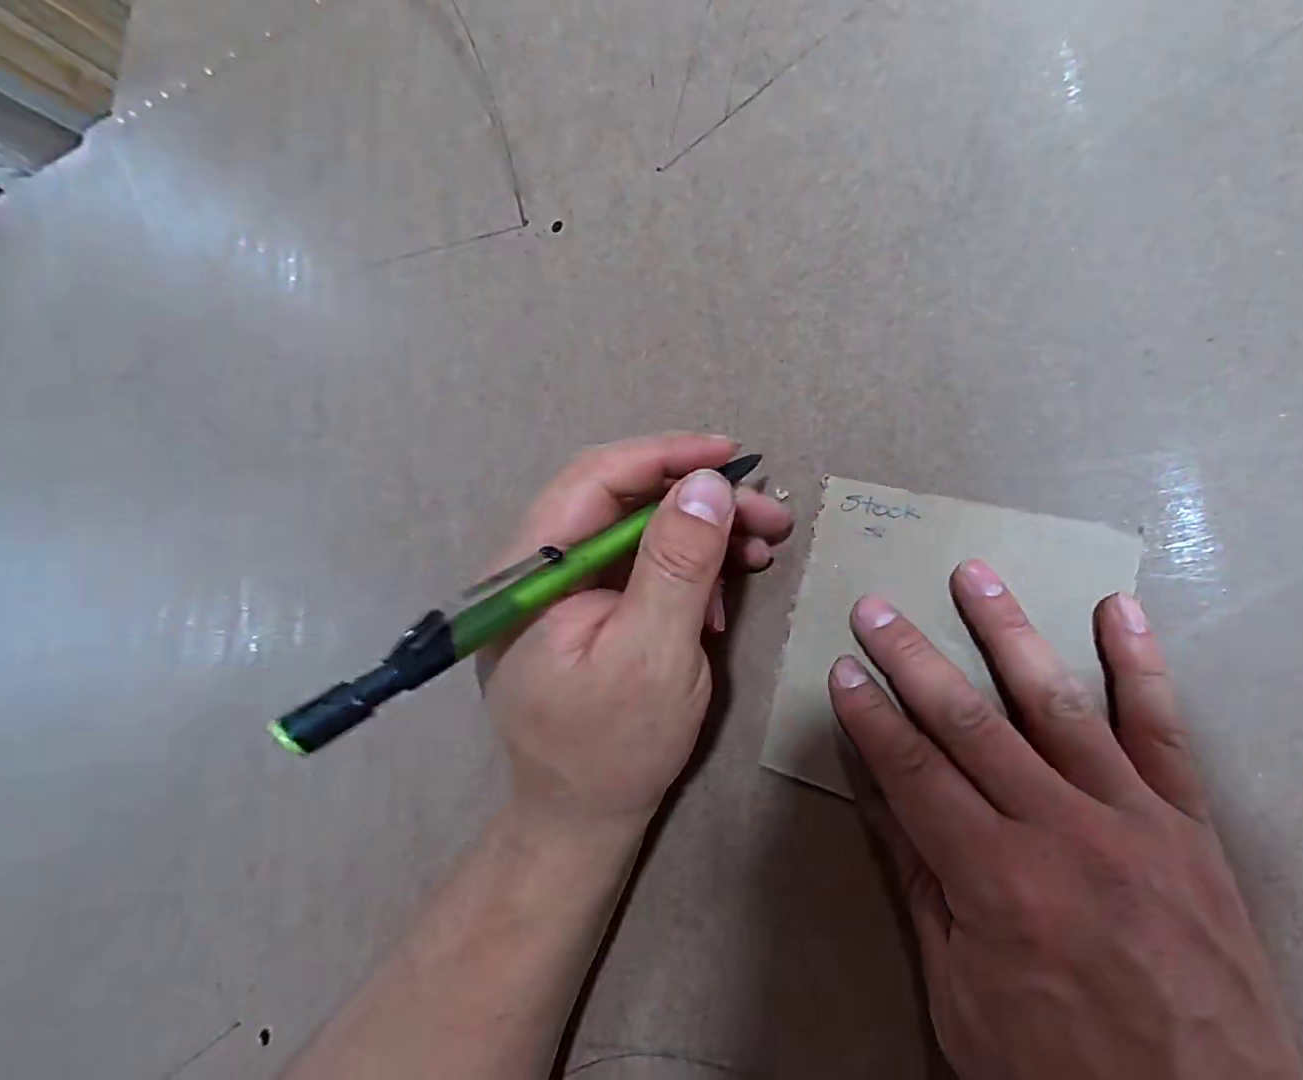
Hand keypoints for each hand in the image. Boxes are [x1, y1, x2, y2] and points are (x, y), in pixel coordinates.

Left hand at [479, 434, 793, 831]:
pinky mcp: (594, 611)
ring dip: (705, 534)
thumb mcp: (654, 654)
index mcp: (532, 572)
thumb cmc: (614, 748)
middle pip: (623, 502)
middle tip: (770, 515)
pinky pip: (646, 569)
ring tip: (762, 548)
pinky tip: (724, 593)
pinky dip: (692, 570)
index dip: (666, 456)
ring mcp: (568, 591)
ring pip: (641, 533)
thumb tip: (707, 484)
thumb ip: (677, 564)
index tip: (733, 456)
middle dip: (701, 501)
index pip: (595, 480)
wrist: (585, 820)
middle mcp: (542, 569)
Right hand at [829, 562, 1302, 1079]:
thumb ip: (918, 881)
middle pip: (968, 721)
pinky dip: (1140, 663)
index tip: (843, 669)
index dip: (870, 716)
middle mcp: (1060, 829)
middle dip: (913, 657)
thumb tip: (876, 794)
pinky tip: (1116, 608)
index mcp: (996, 879)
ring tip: (974, 576)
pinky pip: (1162, 729)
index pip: (912, 771)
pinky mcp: (1186, 821)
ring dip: (1007, 632)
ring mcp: (1131, 815)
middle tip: (876, 608)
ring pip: (1056, 700)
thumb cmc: (1060, 1070)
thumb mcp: (959, 993)